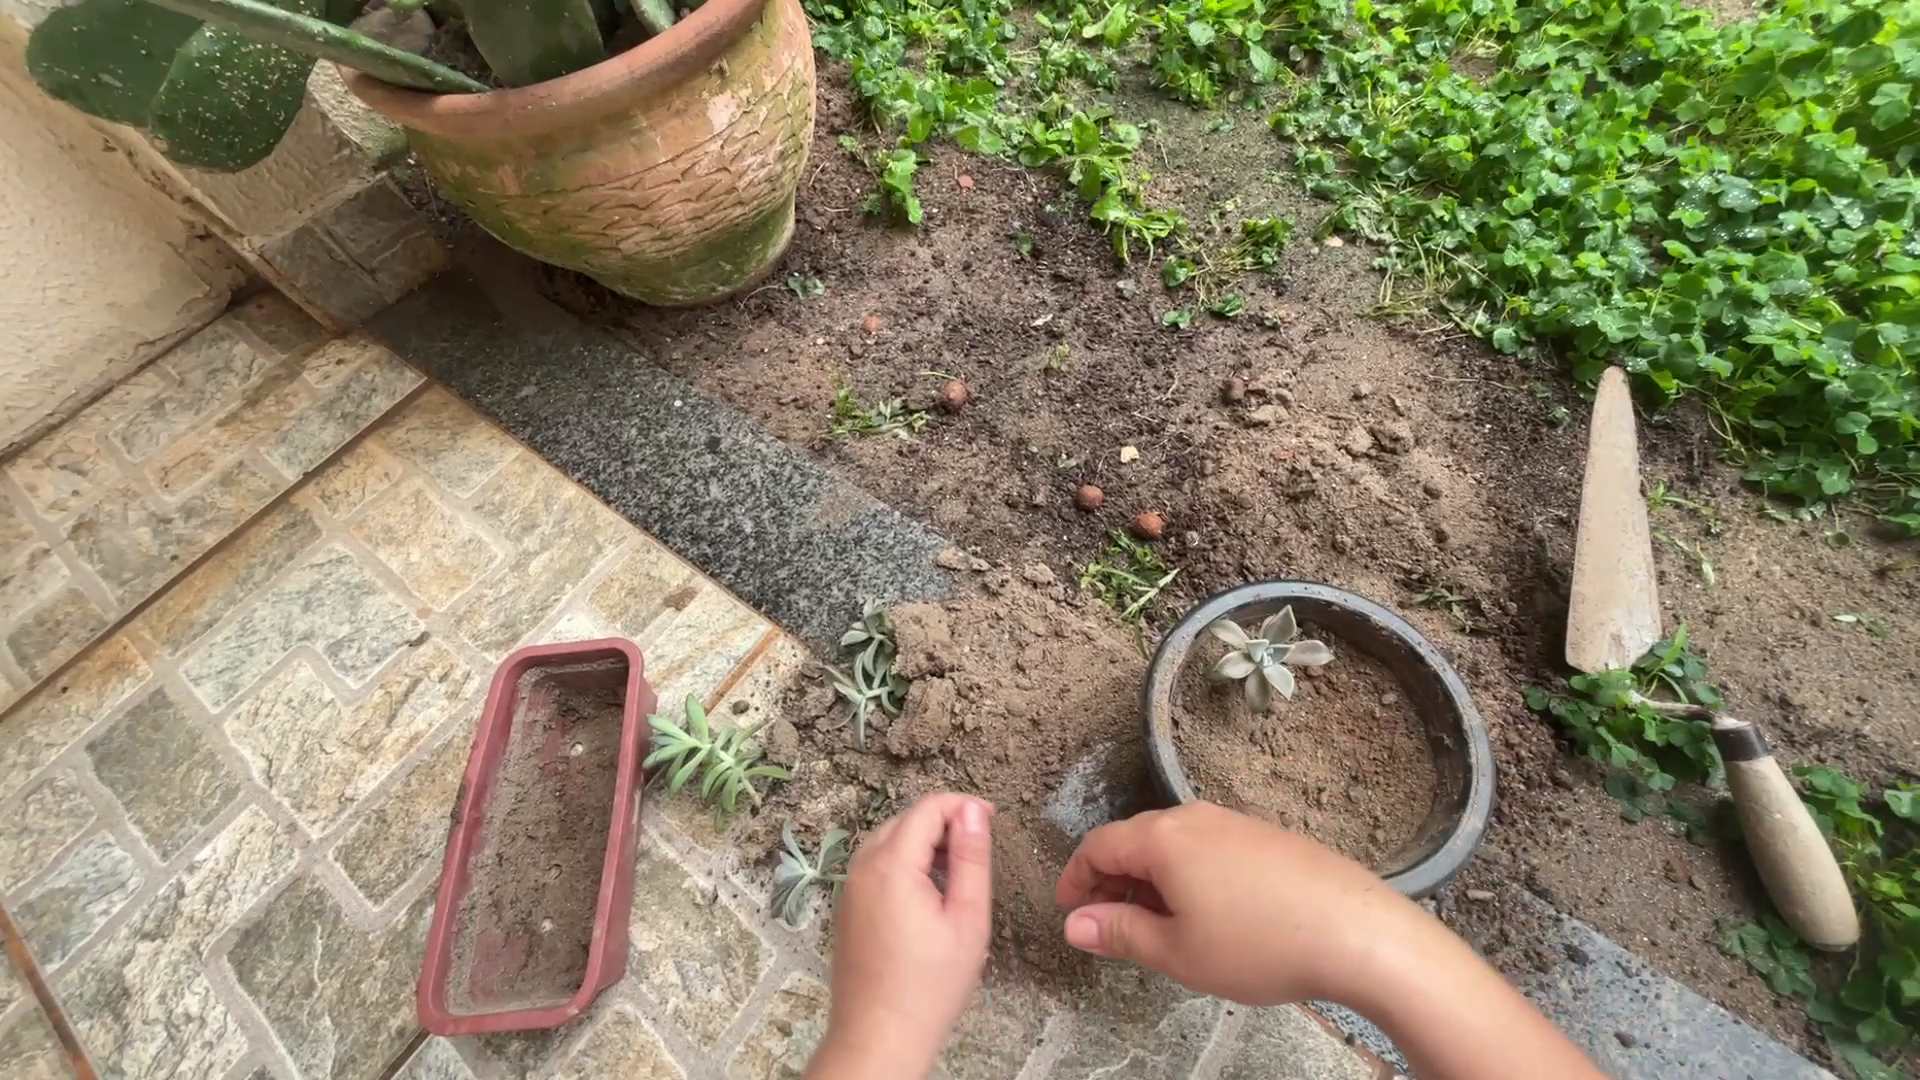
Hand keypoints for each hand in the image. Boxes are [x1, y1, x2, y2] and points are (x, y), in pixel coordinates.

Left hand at [806, 793, 993, 1078]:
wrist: (877, 1041)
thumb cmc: (929, 987)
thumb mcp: (967, 919)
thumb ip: (971, 858)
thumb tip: (973, 809)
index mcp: (891, 863)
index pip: (928, 807)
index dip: (963, 805)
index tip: (993, 819)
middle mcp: (863, 865)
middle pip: (907, 819)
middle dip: (944, 822)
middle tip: (978, 850)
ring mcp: (850, 885)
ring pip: (891, 838)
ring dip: (924, 841)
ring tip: (957, 871)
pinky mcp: (847, 905)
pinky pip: (877, 862)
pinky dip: (905, 861)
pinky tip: (928, 892)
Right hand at [1055, 800, 1421, 1006]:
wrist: (1358, 930)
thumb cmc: (1258, 943)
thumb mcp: (1178, 952)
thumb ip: (1119, 933)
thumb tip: (1073, 924)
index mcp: (1161, 838)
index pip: (1098, 844)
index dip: (1075, 877)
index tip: (1067, 910)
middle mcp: (1190, 816)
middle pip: (1132, 840)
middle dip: (1111, 880)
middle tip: (1107, 924)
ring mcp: (1229, 821)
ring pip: (1169, 844)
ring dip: (1148, 880)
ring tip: (1156, 925)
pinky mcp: (1260, 834)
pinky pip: (1203, 847)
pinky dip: (1183, 875)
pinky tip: (1204, 912)